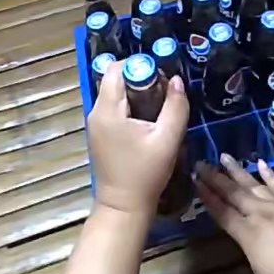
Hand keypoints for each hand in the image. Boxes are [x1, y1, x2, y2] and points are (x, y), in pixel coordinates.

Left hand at [86, 62, 187, 218]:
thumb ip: (175, 107)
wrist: (123, 207)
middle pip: (115, 79)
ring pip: (114, 92)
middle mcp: (96, 111)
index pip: (116, 68)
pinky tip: (147, 119)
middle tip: (163, 91)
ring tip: (159, 105)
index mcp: (107, 109)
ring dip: (136, 92)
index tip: (161, 78)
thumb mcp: (167, 139)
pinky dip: (129, 105)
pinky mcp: (99, 132)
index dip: (140, 66)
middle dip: (140, 78)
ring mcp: (95, 122)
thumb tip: (177, 80)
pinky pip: (113, 107)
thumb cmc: (145, 174)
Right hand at [197, 155, 273, 273]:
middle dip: (215, 178)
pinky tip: (260, 163)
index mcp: (247, 234)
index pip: (222, 212)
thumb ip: (252, 255)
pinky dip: (269, 174)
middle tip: (200, 164)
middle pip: (233, 193)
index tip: (195, 183)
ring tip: (224, 157)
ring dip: (237, 171)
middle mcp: (260, 214)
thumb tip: (251, 244)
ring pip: (253, 184)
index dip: (207, 198)